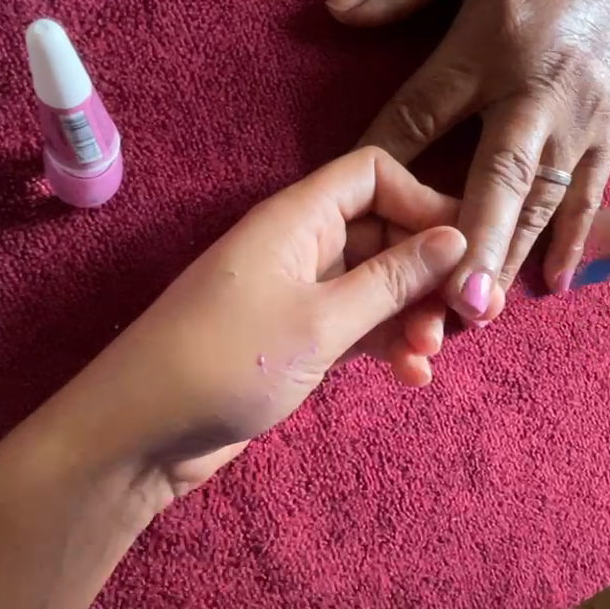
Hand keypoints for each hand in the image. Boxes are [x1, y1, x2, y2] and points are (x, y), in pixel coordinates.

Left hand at [69, 147, 465, 498]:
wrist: (144, 433)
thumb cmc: (227, 361)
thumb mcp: (320, 320)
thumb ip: (390, 279)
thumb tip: (455, 237)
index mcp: (298, 218)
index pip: (375, 175)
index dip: (424, 201)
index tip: (465, 248)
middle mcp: (300, 246)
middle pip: (383, 234)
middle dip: (427, 273)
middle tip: (465, 318)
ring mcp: (298, 295)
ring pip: (374, 287)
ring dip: (409, 316)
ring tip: (431, 354)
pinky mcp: (296, 339)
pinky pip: (355, 327)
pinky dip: (383, 346)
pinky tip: (411, 376)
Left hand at [329, 0, 609, 321]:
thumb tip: (338, 10)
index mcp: (493, 41)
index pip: (424, 111)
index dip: (386, 161)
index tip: (355, 216)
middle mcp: (538, 93)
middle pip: (497, 179)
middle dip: (473, 245)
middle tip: (450, 305)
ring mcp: (580, 121)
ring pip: (542, 203)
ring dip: (511, 259)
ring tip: (481, 312)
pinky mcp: (609, 133)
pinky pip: (590, 196)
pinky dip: (573, 242)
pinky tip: (551, 285)